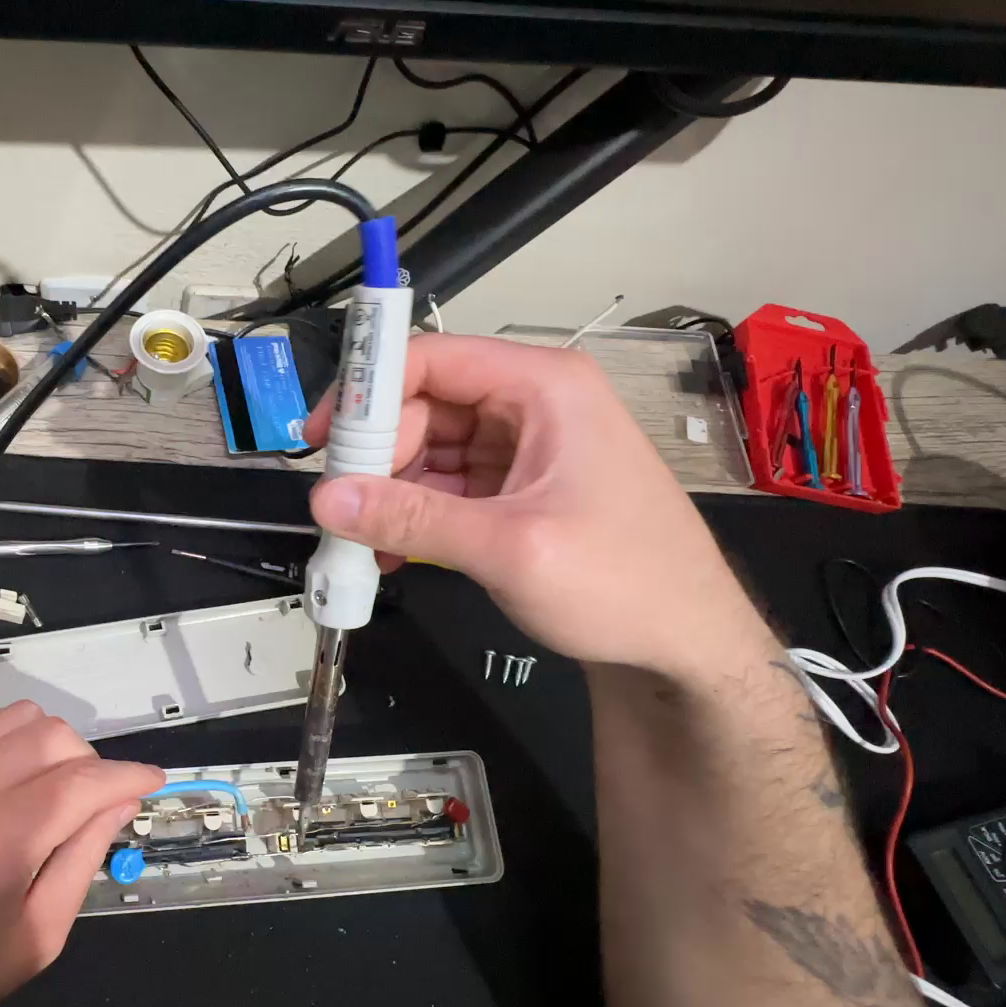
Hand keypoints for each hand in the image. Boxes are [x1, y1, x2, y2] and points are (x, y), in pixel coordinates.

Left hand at [0, 702, 162, 1006]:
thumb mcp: (38, 936)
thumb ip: (84, 859)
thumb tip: (118, 803)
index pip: (82, 781)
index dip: (128, 776)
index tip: (153, 781)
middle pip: (54, 737)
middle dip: (93, 762)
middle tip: (101, 803)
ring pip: (21, 719)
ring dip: (56, 745)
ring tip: (60, 790)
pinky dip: (18, 740)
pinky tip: (22, 778)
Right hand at [305, 334, 772, 677]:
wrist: (685, 647)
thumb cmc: (622, 585)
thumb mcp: (509, 548)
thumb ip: (412, 519)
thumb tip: (323, 499)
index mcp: (543, 388)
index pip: (432, 358)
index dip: (366, 390)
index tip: (320, 441)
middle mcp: (529, 405)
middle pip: (421, 406)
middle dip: (376, 456)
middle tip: (343, 509)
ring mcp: (520, 448)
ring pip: (424, 449)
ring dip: (389, 493)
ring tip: (364, 542)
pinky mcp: (511, 488)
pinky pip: (441, 485)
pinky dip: (411, 514)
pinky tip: (392, 553)